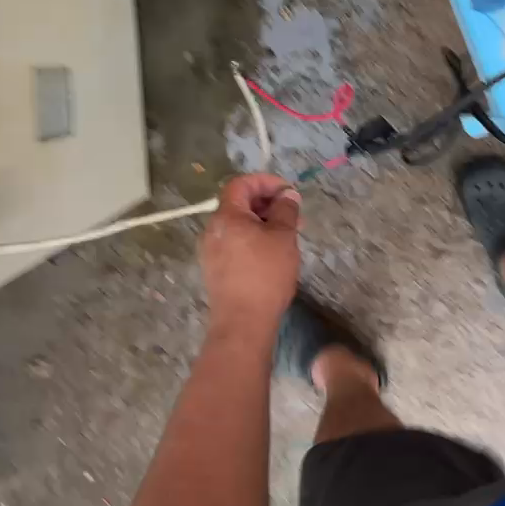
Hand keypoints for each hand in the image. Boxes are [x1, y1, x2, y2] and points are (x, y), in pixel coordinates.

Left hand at [199, 173, 302, 336]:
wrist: (243, 324)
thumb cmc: (265, 275)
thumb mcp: (283, 237)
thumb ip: (286, 210)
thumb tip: (287, 194)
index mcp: (226, 216)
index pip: (241, 184)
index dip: (265, 182)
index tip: (288, 192)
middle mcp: (213, 230)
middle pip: (238, 203)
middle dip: (267, 202)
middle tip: (293, 214)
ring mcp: (211, 251)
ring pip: (238, 225)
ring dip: (262, 222)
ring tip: (287, 234)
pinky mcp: (216, 270)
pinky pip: (235, 243)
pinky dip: (254, 239)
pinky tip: (272, 254)